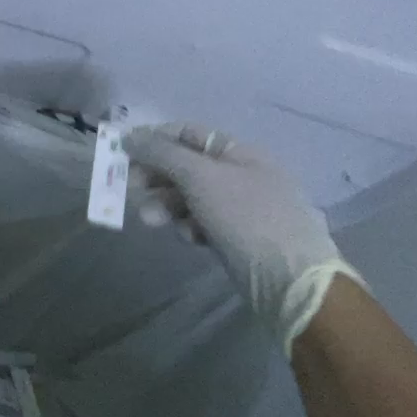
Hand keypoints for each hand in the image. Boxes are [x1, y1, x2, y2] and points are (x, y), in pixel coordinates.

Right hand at [125, 125, 366, 355]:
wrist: (293, 283)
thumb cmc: (246, 217)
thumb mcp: (199, 176)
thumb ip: (160, 153)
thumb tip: (128, 137)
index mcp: (240, 153)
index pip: (187, 133)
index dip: (154, 138)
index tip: (123, 151)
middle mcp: (241, 176)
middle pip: (185, 166)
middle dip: (155, 177)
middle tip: (131, 188)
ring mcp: (241, 208)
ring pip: (189, 196)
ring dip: (165, 204)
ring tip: (150, 220)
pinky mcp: (237, 237)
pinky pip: (202, 222)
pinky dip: (189, 226)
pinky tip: (191, 238)